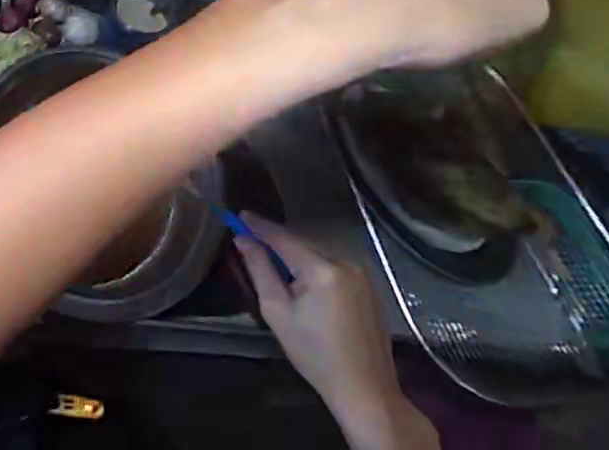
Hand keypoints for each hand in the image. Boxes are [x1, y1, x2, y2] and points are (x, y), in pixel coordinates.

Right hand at [235, 214, 436, 449]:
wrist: (366, 392)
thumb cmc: (315, 355)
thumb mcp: (277, 312)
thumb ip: (259, 269)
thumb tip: (242, 239)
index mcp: (322, 269)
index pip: (282, 237)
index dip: (259, 226)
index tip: (239, 215)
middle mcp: (344, 262)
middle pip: (301, 243)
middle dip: (277, 242)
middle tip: (252, 243)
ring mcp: (361, 273)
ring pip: (317, 253)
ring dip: (296, 255)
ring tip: (276, 266)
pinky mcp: (369, 284)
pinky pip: (333, 264)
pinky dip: (315, 266)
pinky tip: (304, 283)